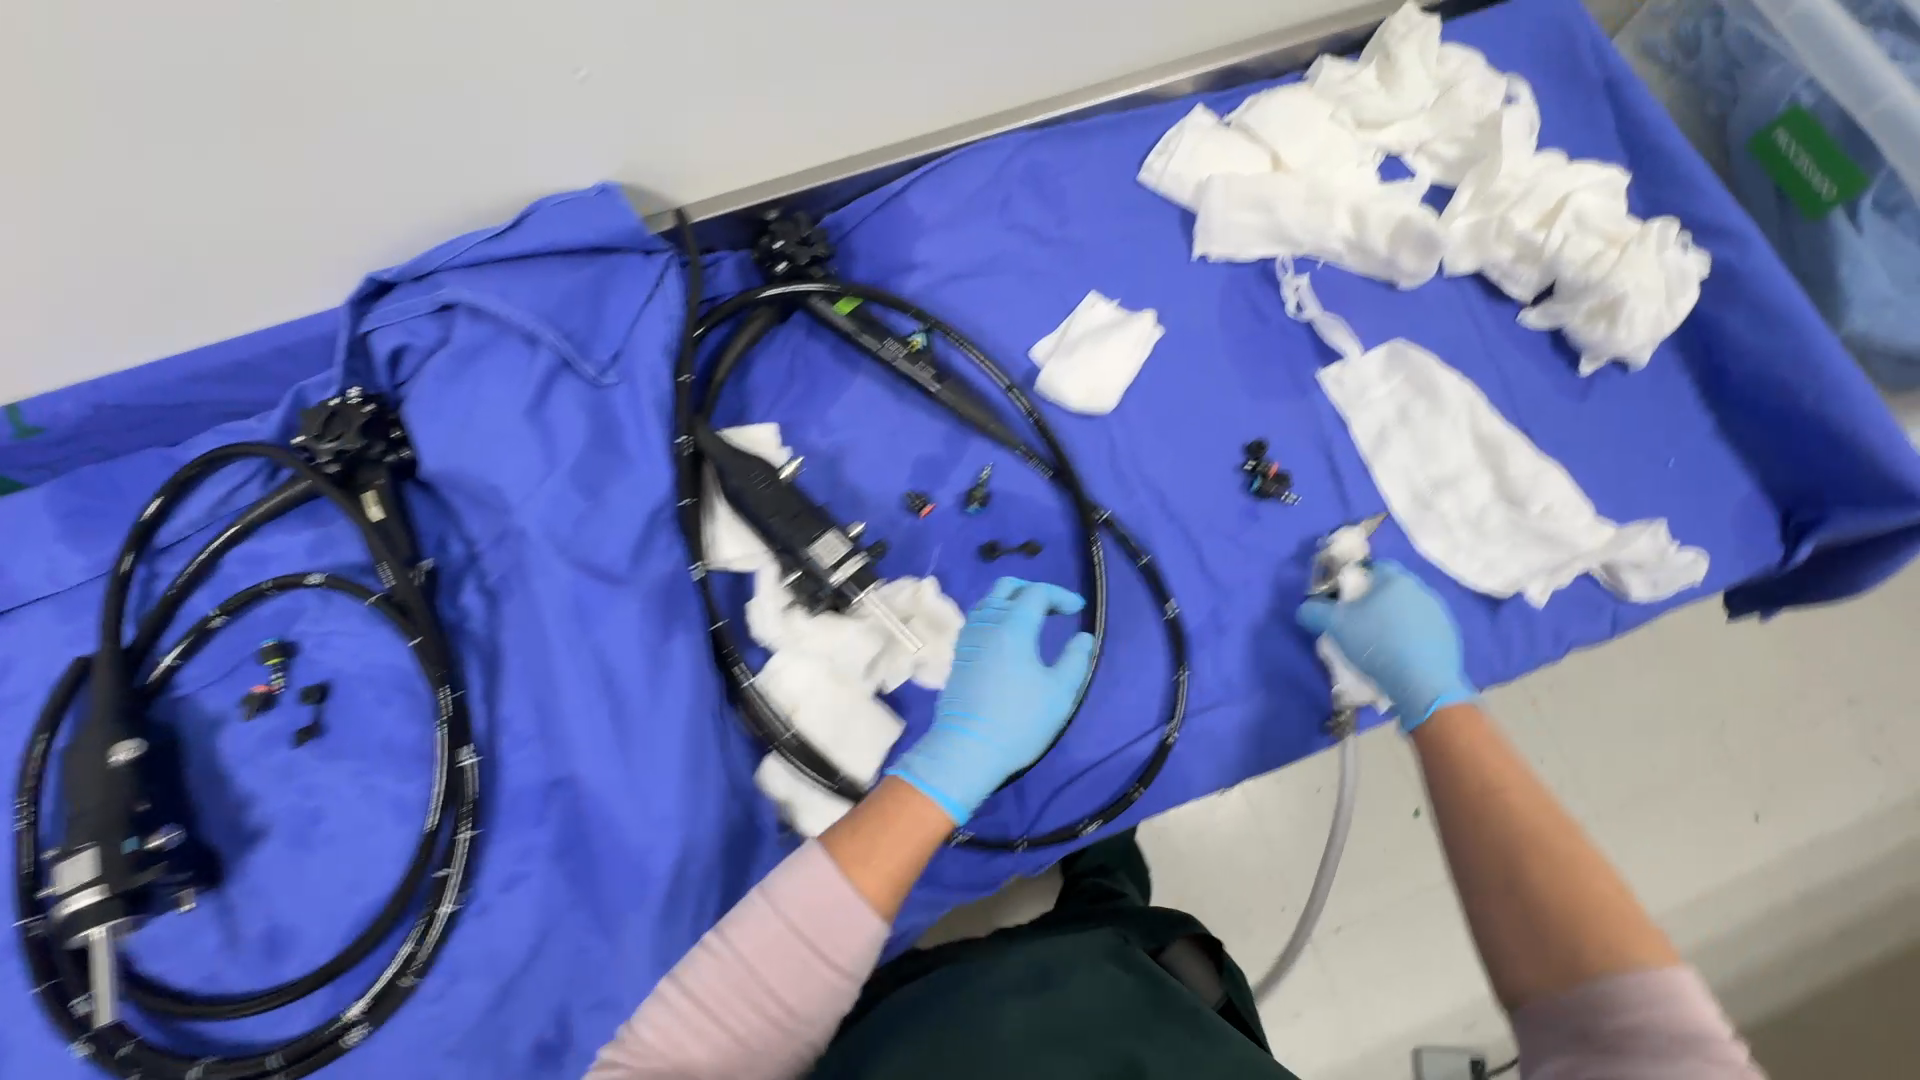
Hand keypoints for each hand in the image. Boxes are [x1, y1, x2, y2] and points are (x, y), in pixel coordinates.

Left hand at [886, 577, 1095, 824]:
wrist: (967, 748)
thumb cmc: (1019, 720)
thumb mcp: (1060, 692)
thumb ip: (1075, 659)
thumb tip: (1083, 637)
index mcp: (1013, 626)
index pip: (1037, 593)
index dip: (1060, 595)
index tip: (1078, 610)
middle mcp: (987, 623)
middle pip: (1007, 587)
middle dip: (1033, 590)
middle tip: (1054, 608)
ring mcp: (968, 638)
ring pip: (988, 601)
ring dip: (1012, 601)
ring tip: (1033, 620)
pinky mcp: (959, 655)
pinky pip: (978, 619)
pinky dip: (996, 615)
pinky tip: (1008, 637)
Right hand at [1296, 559, 1475, 731]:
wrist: (1424, 684)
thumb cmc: (1377, 644)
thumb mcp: (1335, 626)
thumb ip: (1315, 612)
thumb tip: (1305, 608)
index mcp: (1396, 580)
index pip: (1374, 567)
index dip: (1356, 581)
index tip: (1344, 601)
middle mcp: (1422, 590)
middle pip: (1390, 589)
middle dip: (1373, 602)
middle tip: (1355, 624)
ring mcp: (1439, 614)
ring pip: (1407, 610)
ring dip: (1392, 621)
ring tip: (1377, 645)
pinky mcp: (1449, 637)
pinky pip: (1422, 630)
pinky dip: (1409, 638)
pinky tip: (1399, 657)